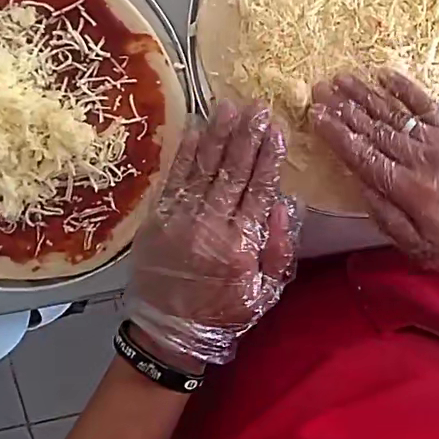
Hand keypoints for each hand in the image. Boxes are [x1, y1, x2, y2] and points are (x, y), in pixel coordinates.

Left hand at [125, 101, 300, 370]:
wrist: (168, 332)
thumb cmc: (223, 313)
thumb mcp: (264, 292)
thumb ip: (277, 248)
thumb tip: (281, 202)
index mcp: (241, 245)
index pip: (259, 190)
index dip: (269, 158)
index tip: (277, 129)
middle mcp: (210, 226)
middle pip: (232, 172)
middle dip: (246, 136)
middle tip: (257, 107)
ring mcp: (180, 219)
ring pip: (203, 168)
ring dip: (216, 135)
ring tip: (228, 106)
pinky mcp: (157, 219)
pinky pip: (174, 179)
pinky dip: (185, 153)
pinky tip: (195, 130)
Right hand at [308, 71, 438, 280]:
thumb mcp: (423, 250)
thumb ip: (388, 218)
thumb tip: (361, 187)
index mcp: (409, 190)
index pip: (362, 156)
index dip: (336, 135)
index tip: (316, 117)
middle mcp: (421, 159)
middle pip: (373, 128)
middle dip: (342, 109)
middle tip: (318, 90)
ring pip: (394, 112)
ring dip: (364, 95)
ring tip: (340, 79)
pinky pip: (427, 104)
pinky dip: (405, 88)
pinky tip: (386, 75)